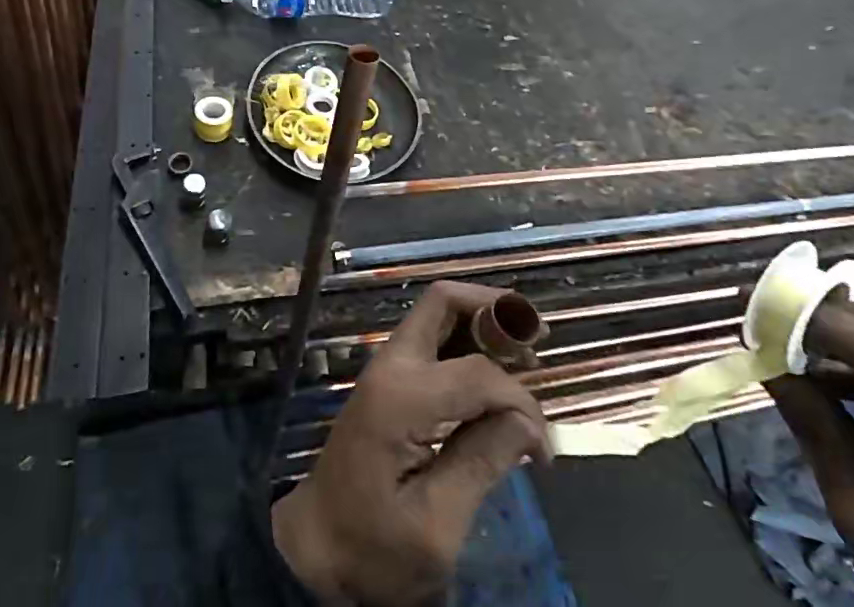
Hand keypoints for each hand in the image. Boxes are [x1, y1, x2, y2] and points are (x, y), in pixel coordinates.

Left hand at [273, 282, 552, 605]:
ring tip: (524, 355)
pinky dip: (469, 341)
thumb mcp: (435, 526)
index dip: (520, 401)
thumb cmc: (371, 548)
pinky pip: (434, 339)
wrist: (312, 551)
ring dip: (483, 322)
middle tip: (535, 341)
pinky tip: (496, 371)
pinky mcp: (389, 381)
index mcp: (400, 398)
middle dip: (495, 311)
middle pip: (444, 301)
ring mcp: (386, 369)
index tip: (541, 450)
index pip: (479, 372)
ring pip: (439, 313)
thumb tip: (528, 423)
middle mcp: (391, 366)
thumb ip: (482, 463)